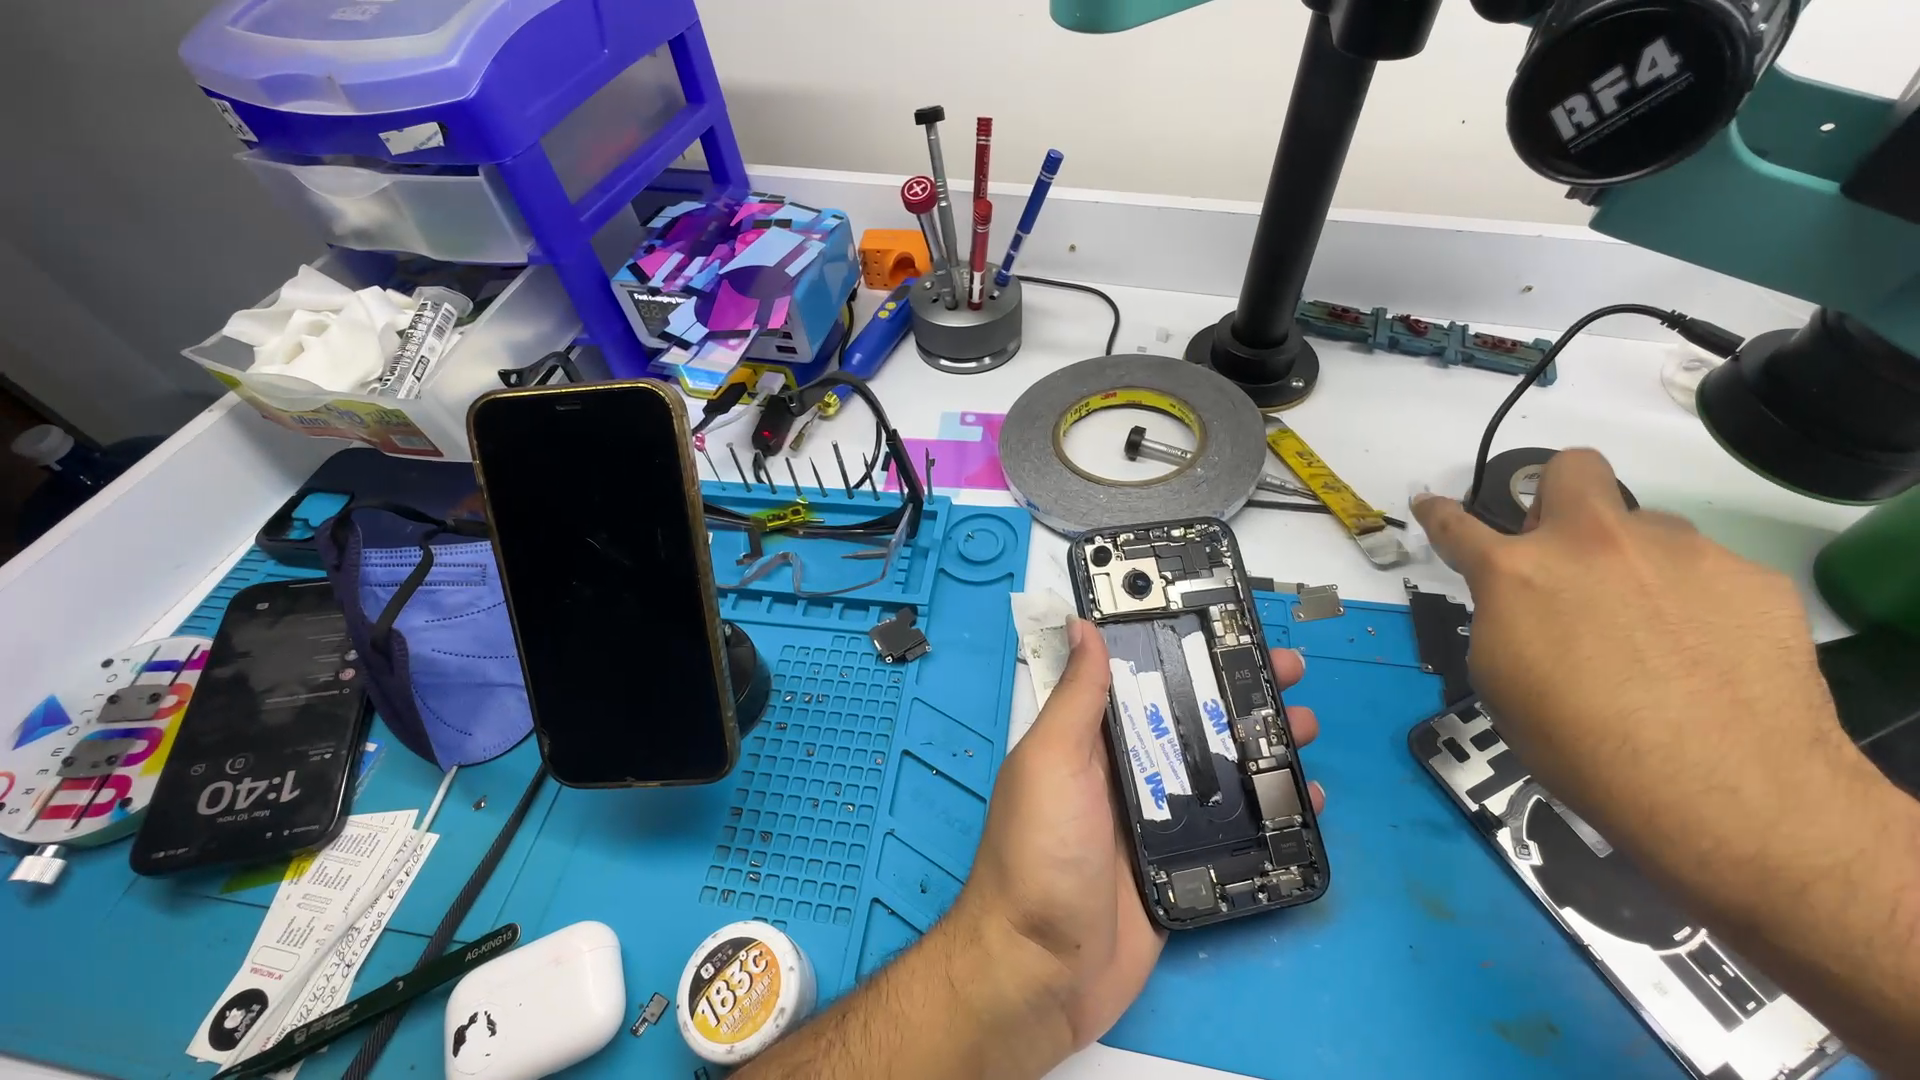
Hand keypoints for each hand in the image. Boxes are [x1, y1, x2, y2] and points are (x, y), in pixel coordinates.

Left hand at [949, 618, 1324, 1055]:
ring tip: (1306, 730)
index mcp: (1092, 741)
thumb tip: (1082, 626)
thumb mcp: (1051, 761)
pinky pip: (1236, 833)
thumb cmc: (1040, 854)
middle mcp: (1127, 774)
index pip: (1145, 682)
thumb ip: (1077, 698)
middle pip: (1194, 723)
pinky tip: (1306, 802)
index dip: (1186, 653)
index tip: (1230, 631)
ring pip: (1222, 772)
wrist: (1042, 969)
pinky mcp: (1184, 868)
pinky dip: (1272, 814)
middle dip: (1241, 697)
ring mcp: (1158, 823)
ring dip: (1264, 748)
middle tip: (1290, 677)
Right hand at [1410, 449, 1864, 858]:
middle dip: (1557, 494)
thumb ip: (1505, 620)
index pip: (1457, 526)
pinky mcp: (1751, 577)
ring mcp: (1679, 552)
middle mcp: (1593, 543)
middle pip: (1572, 469)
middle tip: (1563, 553)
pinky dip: (1694, 603)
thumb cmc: (1580, 747)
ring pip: (1648, 532)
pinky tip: (1706, 656)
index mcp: (1516, 573)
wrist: (1723, 788)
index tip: (1432, 504)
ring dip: (1633, 564)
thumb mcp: (1502, 682)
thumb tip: (1524, 605)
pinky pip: (1708, 574)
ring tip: (1654, 633)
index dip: (1439, 513)